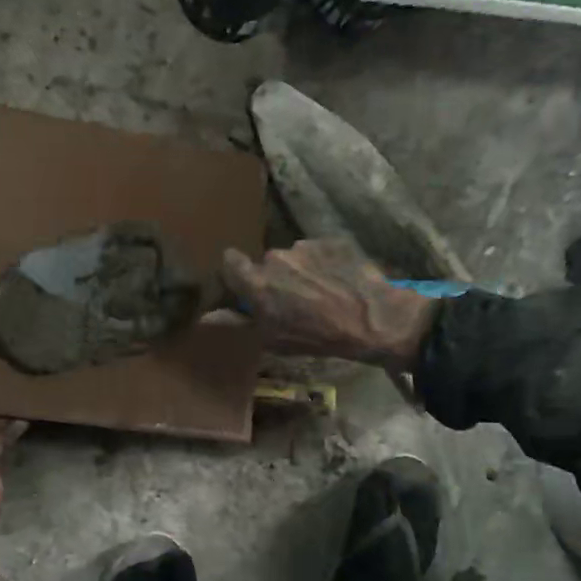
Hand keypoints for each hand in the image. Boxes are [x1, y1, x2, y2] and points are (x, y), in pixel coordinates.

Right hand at [222, 239, 438, 372]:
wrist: (374, 320)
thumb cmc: (317, 336)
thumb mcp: (272, 339)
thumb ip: (238, 321)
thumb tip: (206, 316)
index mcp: (257, 282)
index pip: (229, 260)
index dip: (234, 271)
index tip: (242, 283)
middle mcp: (276, 257)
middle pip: (266, 263)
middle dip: (274, 277)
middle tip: (291, 298)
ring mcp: (306, 246)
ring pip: (294, 257)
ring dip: (301, 271)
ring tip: (321, 292)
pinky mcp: (332, 241)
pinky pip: (319, 251)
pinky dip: (324, 264)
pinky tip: (339, 283)